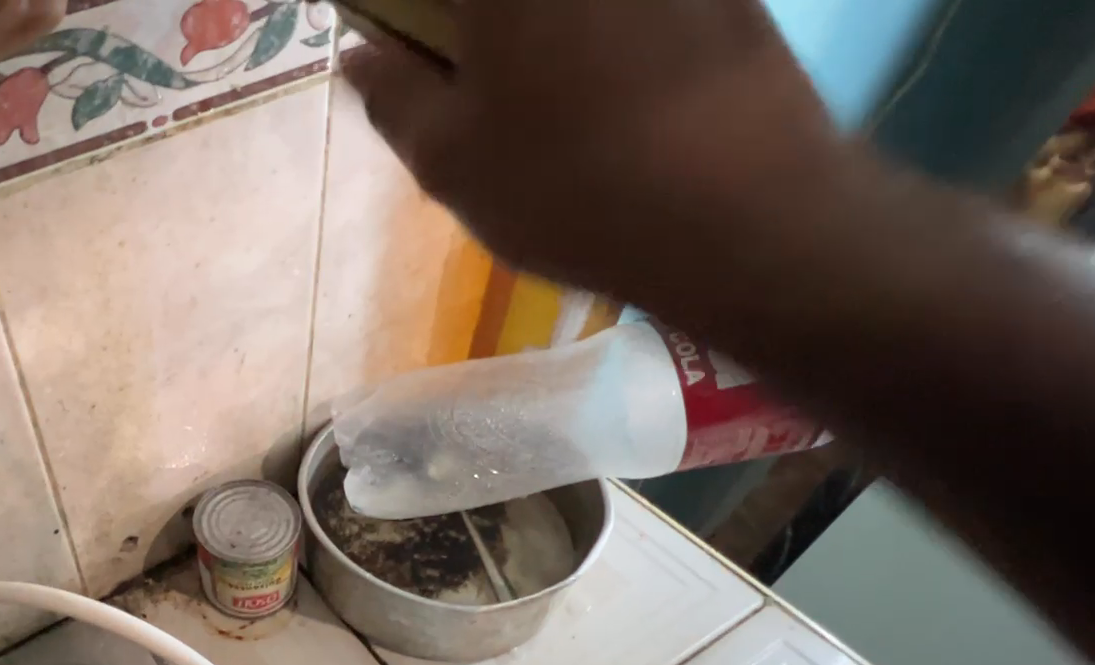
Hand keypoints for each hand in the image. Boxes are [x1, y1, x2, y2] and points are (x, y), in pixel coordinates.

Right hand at [342, 0, 847, 297]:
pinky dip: (591, 37)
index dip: (401, 14)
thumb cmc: (564, 187)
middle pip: (490, 0)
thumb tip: (358, 55)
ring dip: (527, 39)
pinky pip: (623, 13)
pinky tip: (601, 89)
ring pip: (558, 12)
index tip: (393, 40)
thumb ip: (391, 94)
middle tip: (455, 68)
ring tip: (528, 90)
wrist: (735, 212)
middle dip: (460, 24)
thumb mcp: (448, 159)